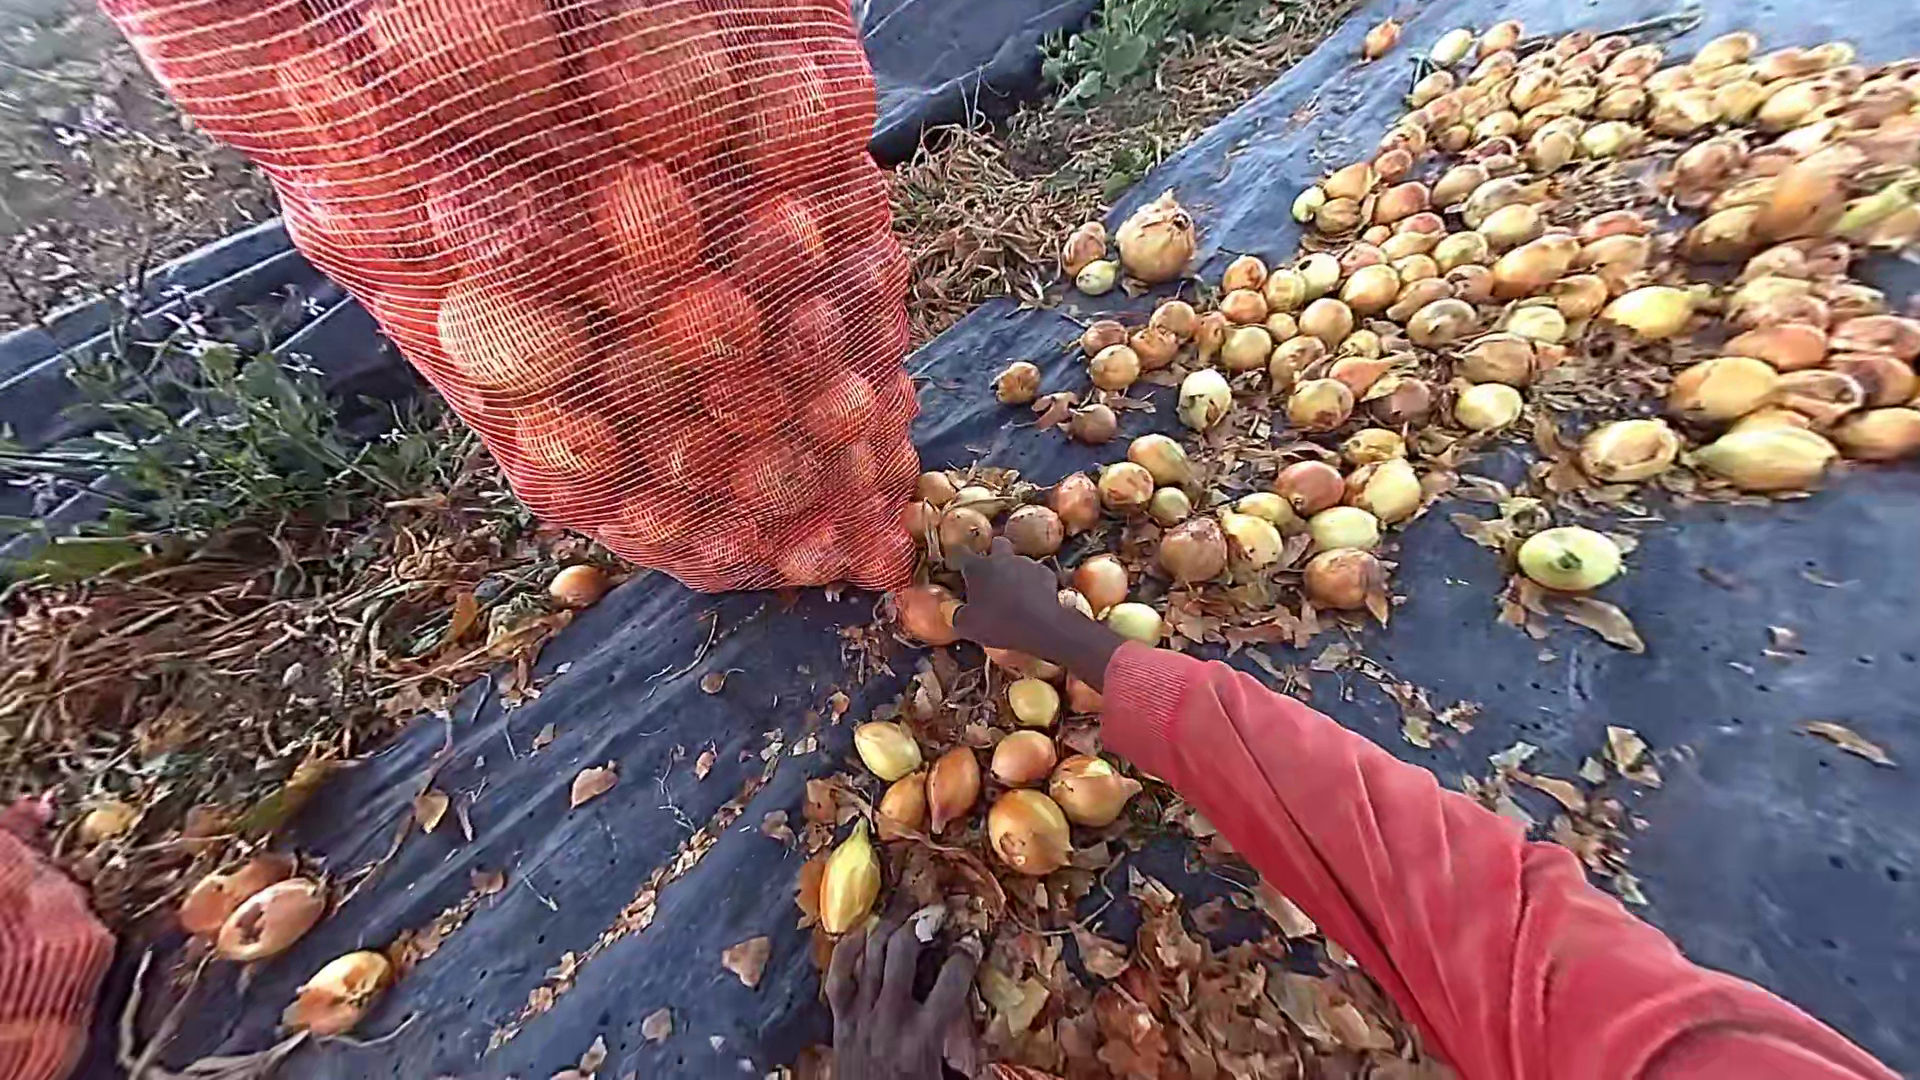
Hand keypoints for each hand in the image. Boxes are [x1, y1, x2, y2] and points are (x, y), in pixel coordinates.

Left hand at [827, 920, 977, 1079]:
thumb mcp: (945, 1077)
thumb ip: (963, 1047)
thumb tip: (989, 1026)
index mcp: (922, 1037)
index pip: (952, 979)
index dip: (966, 953)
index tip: (972, 941)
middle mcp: (890, 1017)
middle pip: (904, 949)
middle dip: (922, 922)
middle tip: (935, 910)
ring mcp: (862, 1014)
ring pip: (873, 952)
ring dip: (890, 924)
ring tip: (905, 906)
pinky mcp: (841, 1019)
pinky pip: (838, 975)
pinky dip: (847, 949)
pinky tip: (861, 931)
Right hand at [954, 539, 1124, 690]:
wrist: (1040, 626)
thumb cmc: (997, 624)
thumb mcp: (968, 626)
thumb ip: (958, 616)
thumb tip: (955, 612)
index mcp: (978, 568)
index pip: (962, 552)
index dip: (959, 555)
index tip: (958, 560)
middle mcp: (1002, 559)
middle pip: (997, 543)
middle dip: (994, 552)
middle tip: (991, 571)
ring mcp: (1026, 563)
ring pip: (1018, 559)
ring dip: (1015, 570)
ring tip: (1014, 590)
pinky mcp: (1046, 573)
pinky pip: (1037, 574)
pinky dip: (1034, 582)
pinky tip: (1034, 597)